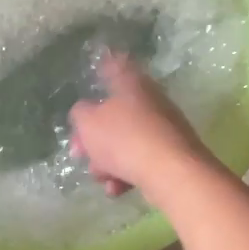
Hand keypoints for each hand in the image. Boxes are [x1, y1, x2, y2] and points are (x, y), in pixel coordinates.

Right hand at [69, 52, 216, 199]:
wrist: (169, 171)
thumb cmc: (123, 140)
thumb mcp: (88, 124)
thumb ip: (80, 114)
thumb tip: (84, 111)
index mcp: (131, 85)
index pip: (115, 66)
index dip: (104, 64)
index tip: (99, 61)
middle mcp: (149, 101)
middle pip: (115, 114)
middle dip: (94, 137)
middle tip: (79, 152)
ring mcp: (162, 128)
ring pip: (124, 142)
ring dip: (107, 162)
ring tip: (103, 178)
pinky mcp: (169, 154)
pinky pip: (138, 161)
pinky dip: (125, 174)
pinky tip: (117, 189)